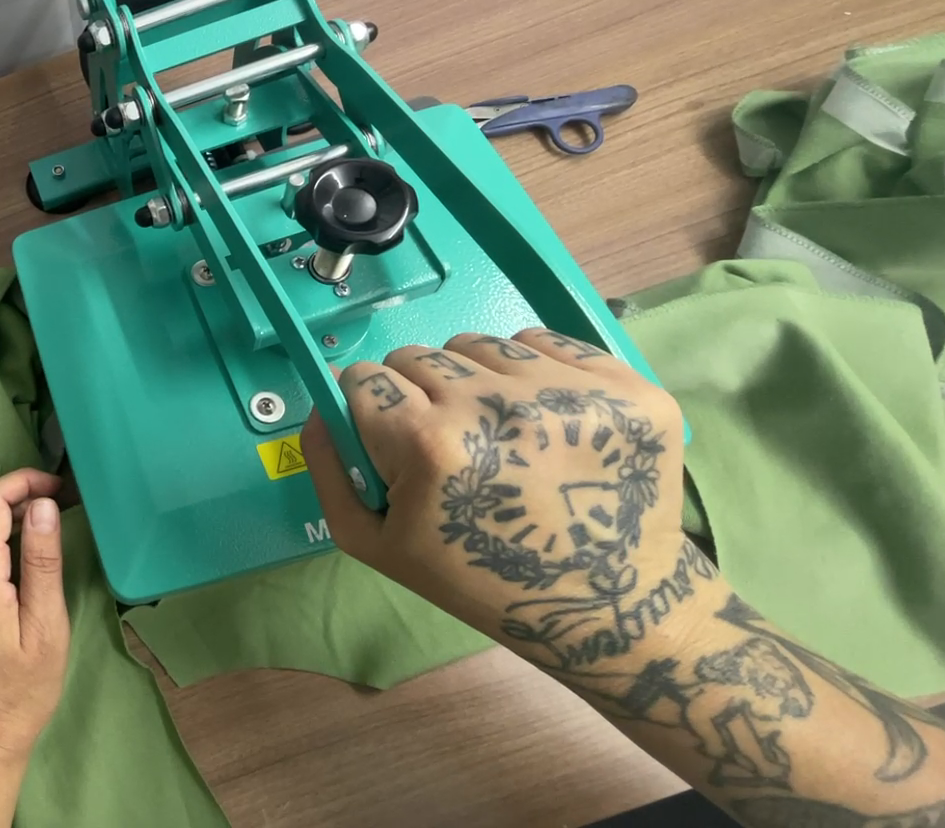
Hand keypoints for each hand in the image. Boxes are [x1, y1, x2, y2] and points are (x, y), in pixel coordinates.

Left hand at [0, 468, 68, 764]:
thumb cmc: (21, 689)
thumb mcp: (45, 625)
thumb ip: (41, 560)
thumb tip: (43, 505)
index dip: (23, 482)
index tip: (58, 488)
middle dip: (16, 491)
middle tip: (57, 501)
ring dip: (5, 510)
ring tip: (46, 521)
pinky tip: (22, 548)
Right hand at [301, 329, 713, 666]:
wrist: (612, 606)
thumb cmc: (476, 577)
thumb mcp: (371, 540)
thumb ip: (328, 464)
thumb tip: (322, 400)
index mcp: (429, 444)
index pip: (363, 378)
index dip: (367, 406)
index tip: (390, 437)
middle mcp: (495, 405)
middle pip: (415, 355)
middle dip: (413, 392)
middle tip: (443, 441)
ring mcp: (566, 393)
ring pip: (474, 343)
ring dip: (468, 376)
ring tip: (492, 427)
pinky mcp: (623, 388)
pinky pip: (539, 339)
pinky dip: (526, 368)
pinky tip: (538, 416)